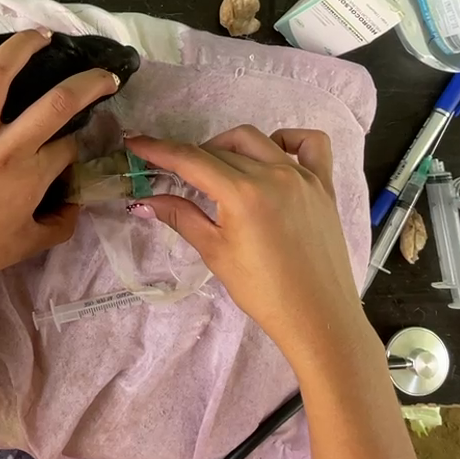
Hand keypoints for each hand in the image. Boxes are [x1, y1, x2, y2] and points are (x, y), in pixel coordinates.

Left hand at [0, 29, 121, 320]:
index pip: (69, 144)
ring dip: (21, 47)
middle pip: (57, 101)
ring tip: (36, 35)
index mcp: (29, 177)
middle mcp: (2, 148)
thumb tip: (77, 204)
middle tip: (100, 73)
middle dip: (88, 81)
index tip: (83, 130)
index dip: (82, 136)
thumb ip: (59, 226)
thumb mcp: (26, 246)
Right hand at [125, 127, 357, 341]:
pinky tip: (273, 154)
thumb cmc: (262, 291)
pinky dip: (287, 140)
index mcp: (242, 193)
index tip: (135, 142)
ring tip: (218, 171)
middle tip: (176, 175)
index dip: (158, 149)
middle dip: (191, 157)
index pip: (191, 159)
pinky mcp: (324, 185)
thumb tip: (144, 201)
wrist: (318, 318)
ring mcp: (303, 177)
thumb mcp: (214, 252)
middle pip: (219, 149)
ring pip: (256, 140)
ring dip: (228, 147)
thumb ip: (181, 216)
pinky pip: (310, 144)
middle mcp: (273, 175)